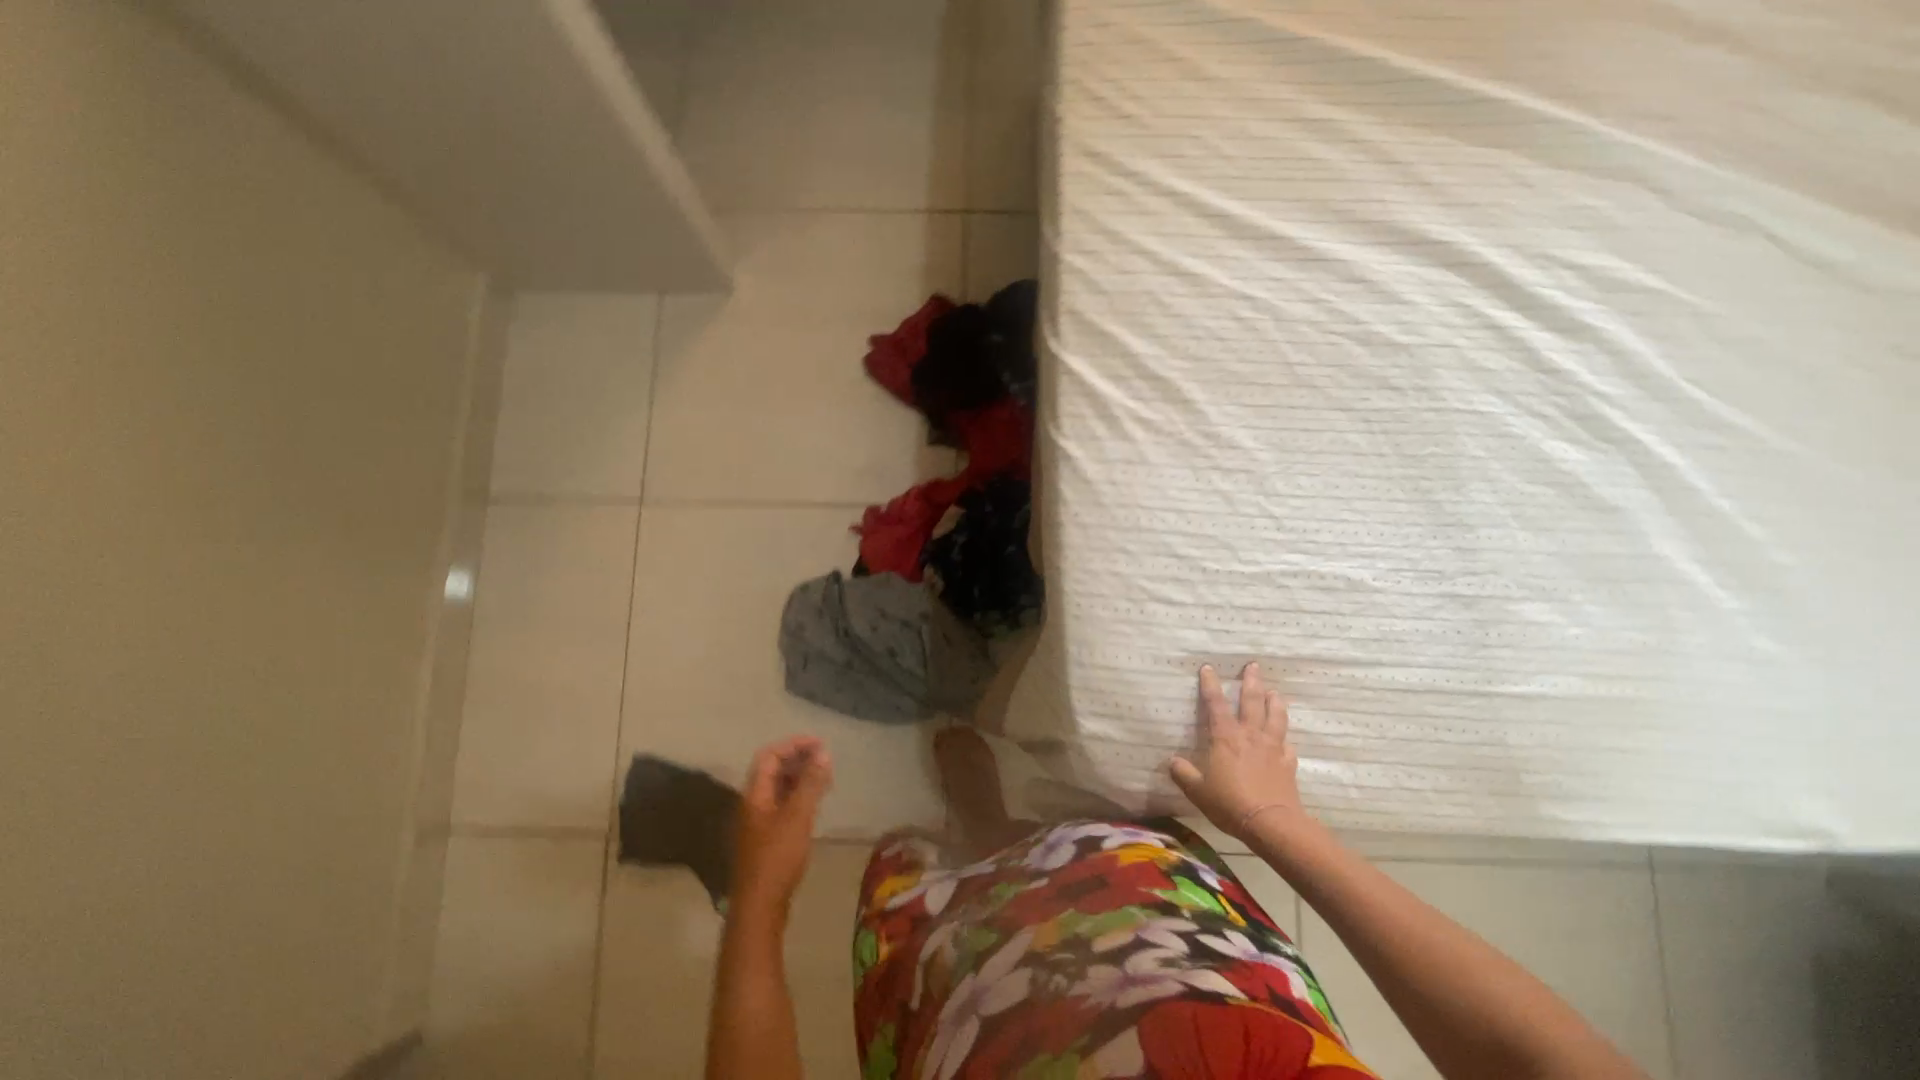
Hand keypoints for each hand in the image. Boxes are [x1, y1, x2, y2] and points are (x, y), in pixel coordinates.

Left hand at [732, 736, 833, 917]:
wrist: (759, 905)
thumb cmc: (777, 858)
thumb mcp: (798, 817)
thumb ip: (810, 784)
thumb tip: (823, 753)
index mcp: (754, 795)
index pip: (769, 756)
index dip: (793, 745)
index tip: (819, 744)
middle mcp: (752, 804)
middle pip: (772, 771)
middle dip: (798, 760)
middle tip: (825, 759)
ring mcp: (758, 823)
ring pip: (778, 790)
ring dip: (800, 779)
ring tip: (825, 778)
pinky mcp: (767, 840)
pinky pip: (782, 807)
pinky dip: (799, 798)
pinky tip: (815, 805)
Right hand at [1169, 663, 1305, 840]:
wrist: (1269, 822)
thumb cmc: (1229, 803)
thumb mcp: (1197, 790)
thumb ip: (1184, 774)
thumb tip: (1173, 761)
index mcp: (1225, 737)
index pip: (1216, 704)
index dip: (1210, 685)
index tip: (1208, 668)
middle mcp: (1250, 736)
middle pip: (1253, 702)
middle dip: (1251, 682)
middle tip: (1253, 666)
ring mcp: (1272, 748)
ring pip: (1276, 717)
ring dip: (1275, 702)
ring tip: (1275, 692)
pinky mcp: (1288, 764)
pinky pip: (1288, 745)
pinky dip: (1286, 739)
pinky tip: (1286, 740)